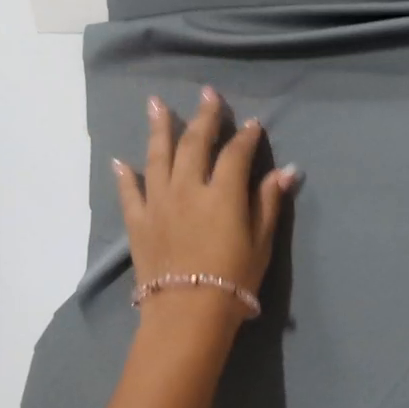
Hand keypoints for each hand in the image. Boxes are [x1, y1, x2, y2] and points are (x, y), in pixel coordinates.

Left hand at [112, 87, 298, 320]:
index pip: (236, 153)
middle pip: (195, 143)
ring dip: (159, 128)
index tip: (253, 124)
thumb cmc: (234, 280)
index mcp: (223, 192)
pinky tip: (121, 161)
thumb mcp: (262, 242)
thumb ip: (269, 202)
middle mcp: (188, 188)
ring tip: (156, 104)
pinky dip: (125, 175)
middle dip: (204, 116)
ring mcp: (159, 202)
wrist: (187, 314)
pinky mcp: (137, 222)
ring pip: (158, 156)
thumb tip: (287, 170)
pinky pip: (129, 192)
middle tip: (208, 93)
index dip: (247, 136)